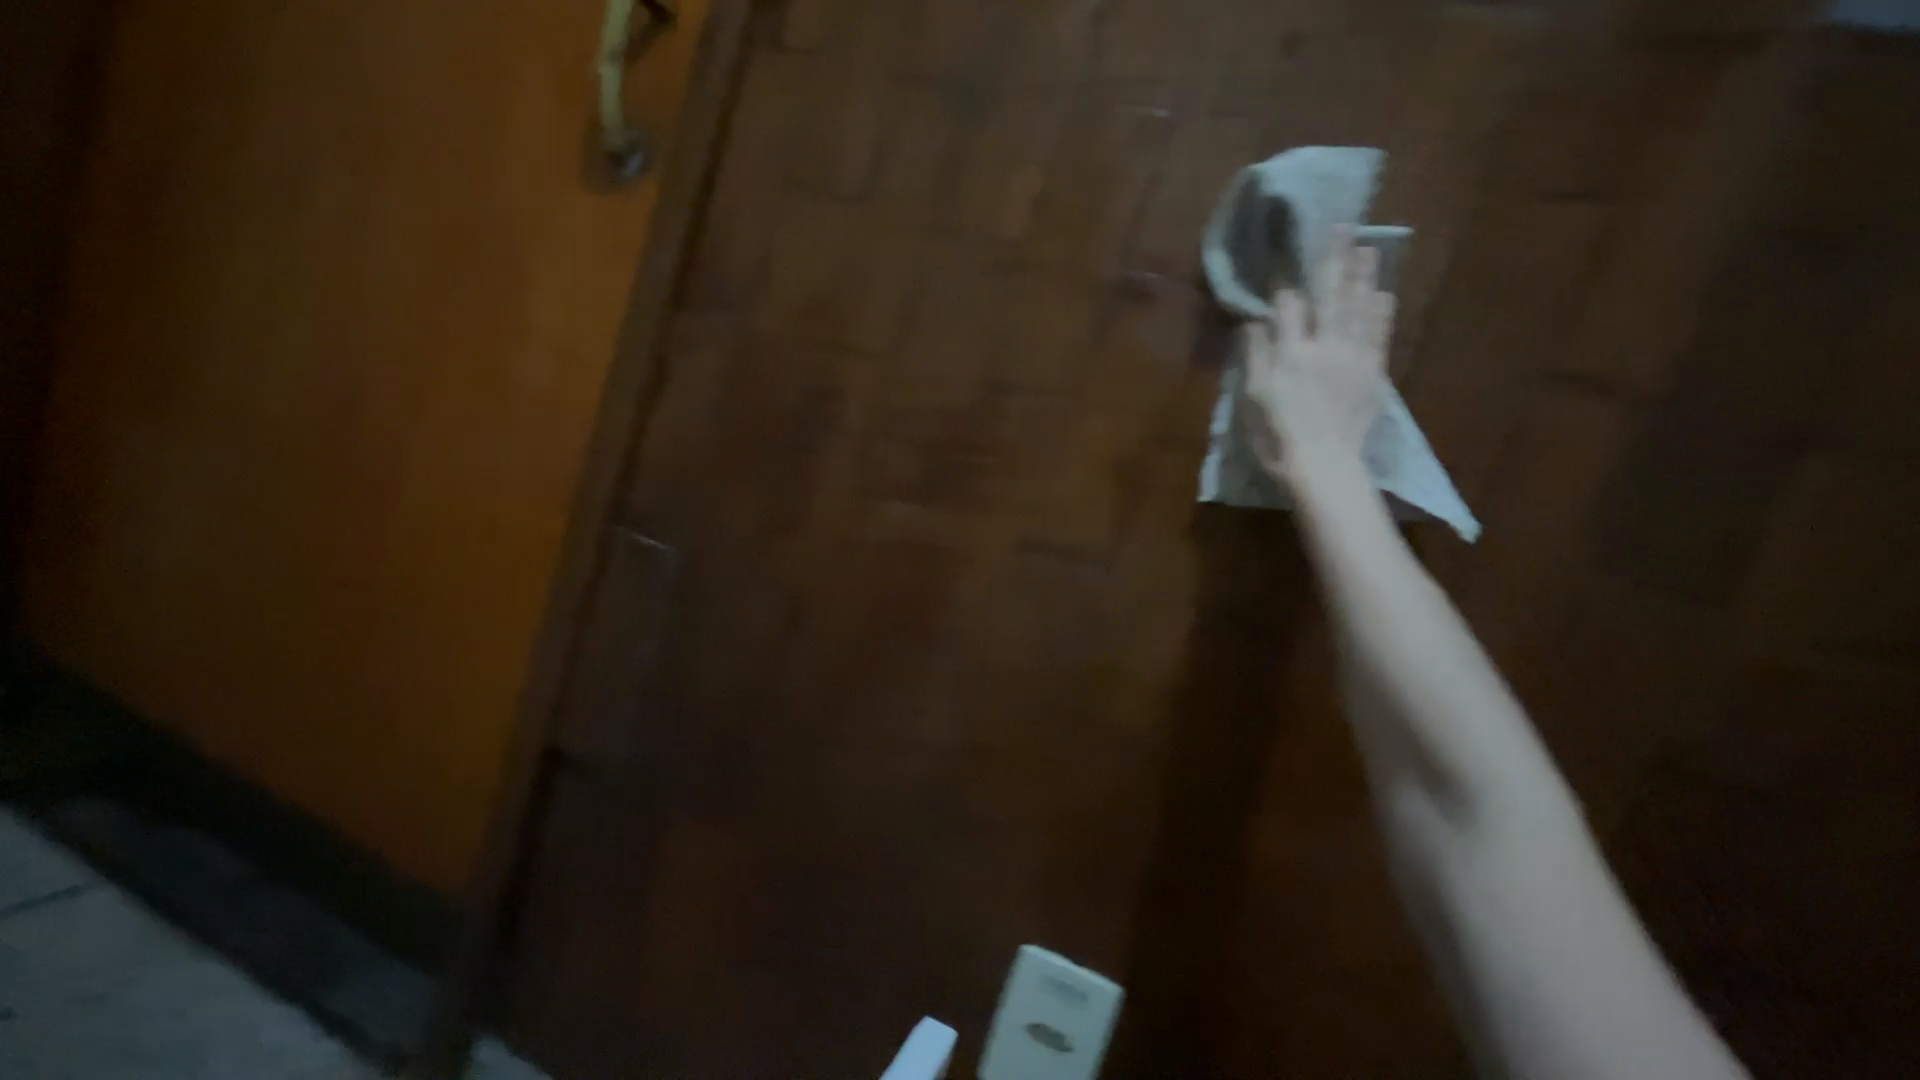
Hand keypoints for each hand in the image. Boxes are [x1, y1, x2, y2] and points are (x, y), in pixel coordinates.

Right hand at [1238, 227, 1396, 484]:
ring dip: (1363, 275)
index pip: (1288, 306)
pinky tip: (1382, 292)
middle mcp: (1323, 346)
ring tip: (1368, 247)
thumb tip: (1253, 323)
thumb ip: (1255, 358)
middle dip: (1333, 259)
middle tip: (1342, 227)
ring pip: (1358, 307)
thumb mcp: (1252, 400)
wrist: (1323, 466)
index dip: (1286, 280)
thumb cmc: (1277, 438)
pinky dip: (1381, 311)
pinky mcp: (1372, 372)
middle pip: (1328, 294)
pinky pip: (1379, 333)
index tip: (1286, 258)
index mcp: (1289, 354)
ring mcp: (1352, 357)